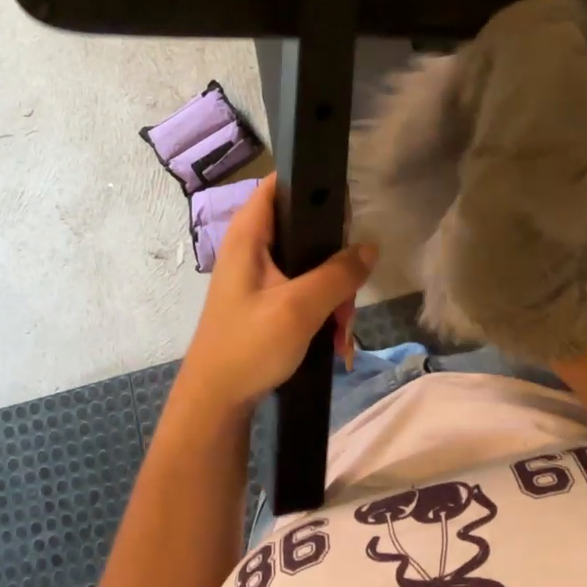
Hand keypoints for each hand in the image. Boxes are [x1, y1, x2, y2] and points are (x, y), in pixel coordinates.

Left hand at [176, 174, 376, 413]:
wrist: (215, 402)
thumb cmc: (248, 346)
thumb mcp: (299, 308)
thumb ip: (337, 275)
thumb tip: (370, 248)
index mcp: (248, 234)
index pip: (280, 184)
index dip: (312, 187)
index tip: (345, 210)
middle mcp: (251, 246)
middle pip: (305, 227)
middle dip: (335, 258)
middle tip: (350, 289)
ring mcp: (258, 275)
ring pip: (310, 263)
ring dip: (333, 292)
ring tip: (342, 326)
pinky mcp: (265, 300)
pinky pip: (303, 290)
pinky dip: (321, 309)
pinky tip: (334, 338)